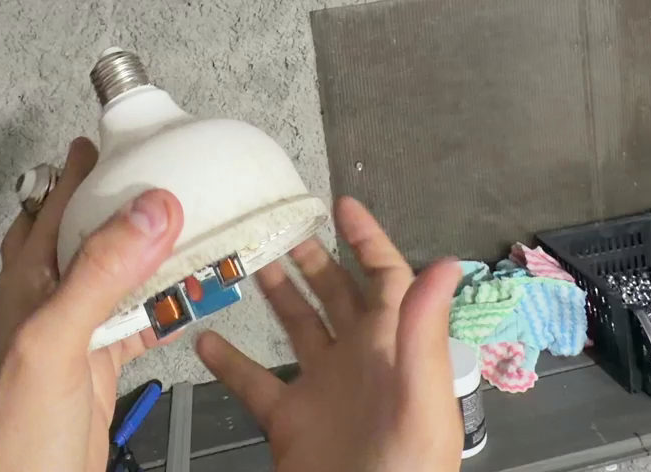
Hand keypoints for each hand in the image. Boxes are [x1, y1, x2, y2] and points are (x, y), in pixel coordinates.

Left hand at [0, 137, 183, 471]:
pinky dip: (164, 307)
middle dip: (122, 203)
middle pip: (90, 232)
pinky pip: (137, 322)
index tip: (116, 137)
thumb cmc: (8, 434)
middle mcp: (52, 297)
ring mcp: (76, 333)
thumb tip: (151, 209)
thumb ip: (100, 273)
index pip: (57, 203)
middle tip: (163, 178)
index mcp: (31, 278)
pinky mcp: (98, 368)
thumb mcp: (54, 340)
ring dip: (153, 254)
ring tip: (190, 230)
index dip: (82, 168)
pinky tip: (188, 299)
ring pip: (120, 275)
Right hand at [194, 197, 462, 471]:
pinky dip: (228, 362)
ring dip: (276, 292)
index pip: (384, 277)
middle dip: (313, 256)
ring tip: (248, 261)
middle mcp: (357, 360)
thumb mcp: (422, 400)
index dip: (367, 239)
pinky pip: (255, 382)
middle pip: (335, 293)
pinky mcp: (289, 421)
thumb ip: (424, 330)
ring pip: (296, 326)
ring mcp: (322, 390)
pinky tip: (205, 339)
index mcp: (392, 348)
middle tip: (282, 223)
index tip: (341, 205)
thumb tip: (445, 264)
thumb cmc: (404, 471)